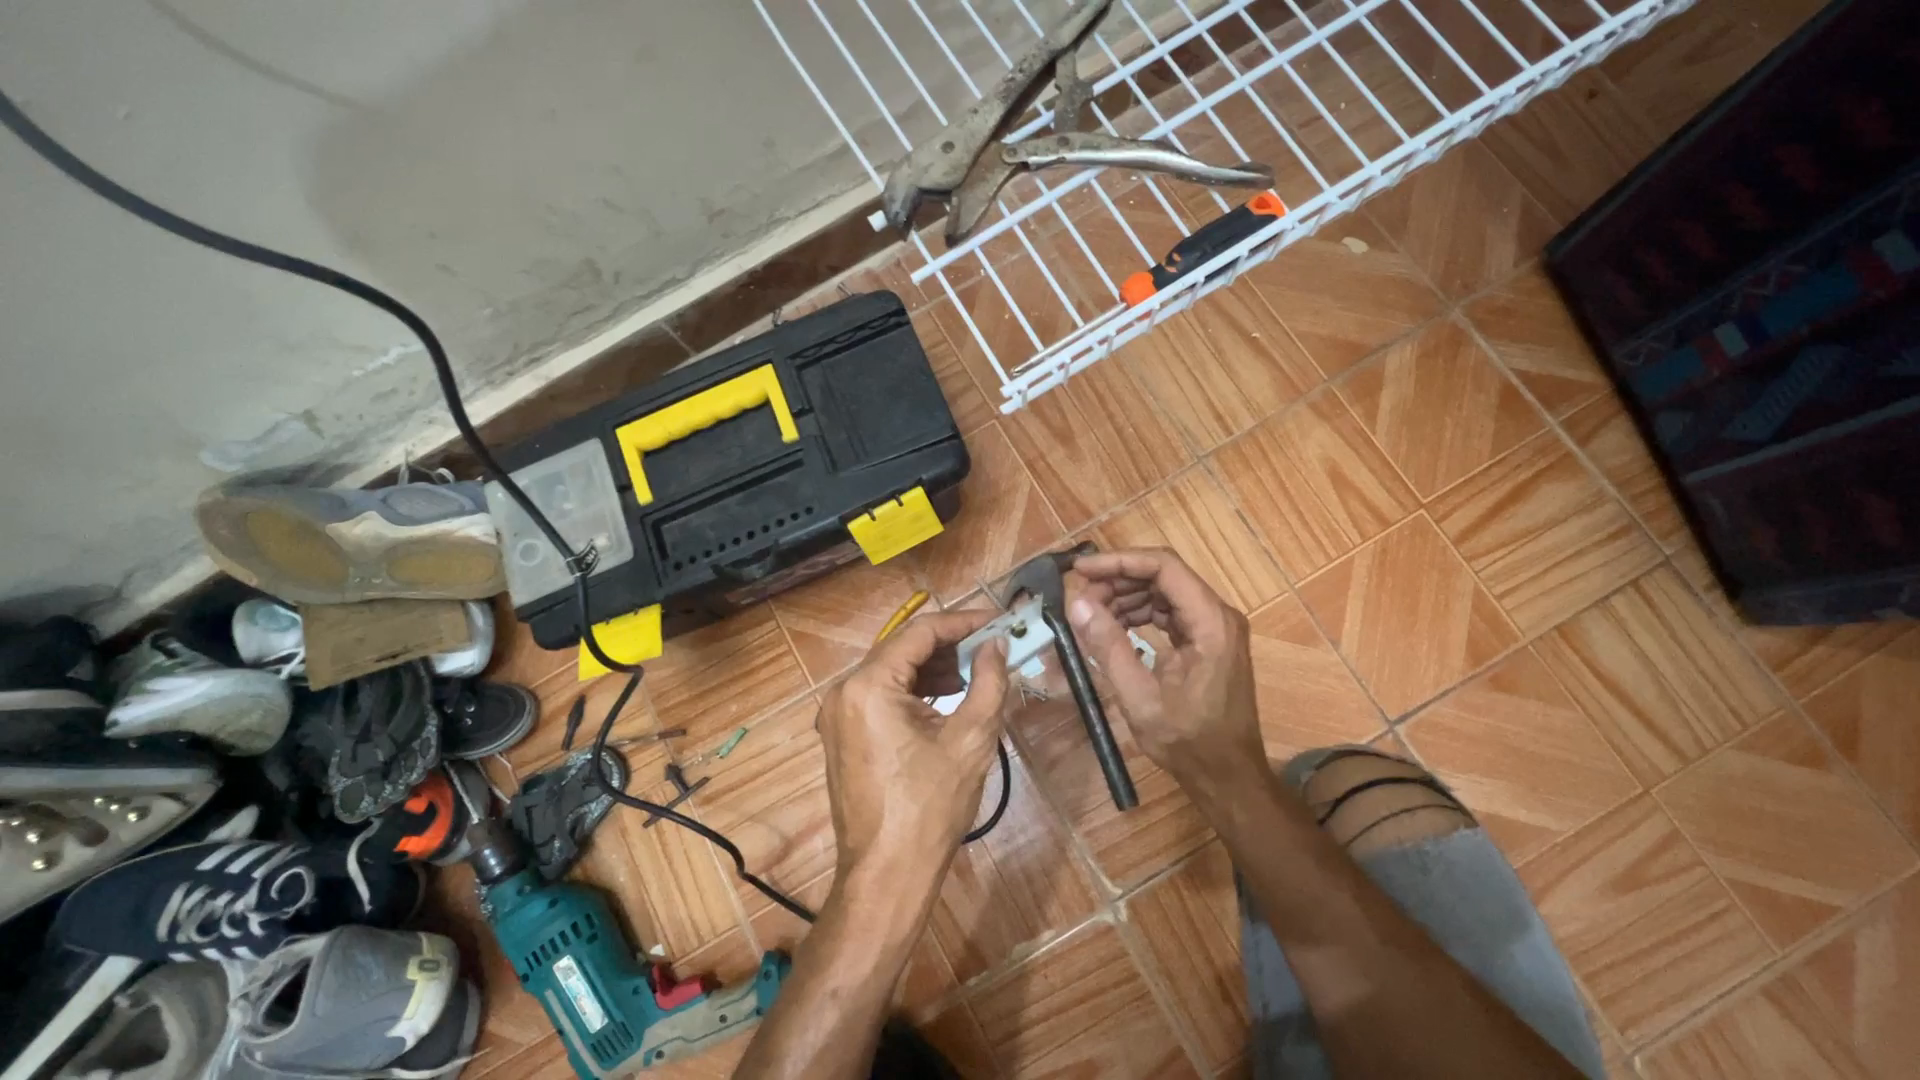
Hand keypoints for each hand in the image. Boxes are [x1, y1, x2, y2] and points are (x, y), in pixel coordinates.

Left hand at [816, 611, 1008, 884]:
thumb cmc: (931, 807)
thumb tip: (998, 645)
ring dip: (933, 668)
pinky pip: (881, 697)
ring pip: (892, 672)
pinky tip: (947, 698)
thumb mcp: (970, 740)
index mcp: (868, 686)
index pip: (920, 632)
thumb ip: (989, 682)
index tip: (999, 621)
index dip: (963, 622)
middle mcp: (844, 692)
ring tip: (976, 673)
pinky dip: (914, 692)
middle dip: (950, 644)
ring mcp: (838, 716)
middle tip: (993, 646)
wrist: (888, 873)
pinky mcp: (843, 736)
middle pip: (902, 649)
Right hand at [1068, 549, 1263, 785]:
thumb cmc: (1188, 742)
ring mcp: (1215, 627)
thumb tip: (1077, 603)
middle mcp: (1218, 615)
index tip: (1081, 570)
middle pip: (1164, 575)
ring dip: (1126, 597)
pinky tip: (1112, 627)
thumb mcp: (1141, 697)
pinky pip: (1170, 613)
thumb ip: (1109, 646)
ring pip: (1164, 592)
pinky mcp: (1207, 640)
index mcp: (1211, 623)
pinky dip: (1139, 614)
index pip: (1164, 567)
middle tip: (1080, 599)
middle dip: (1118, 580)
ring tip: (1090, 614)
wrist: (1227, 775)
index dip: (1119, 562)